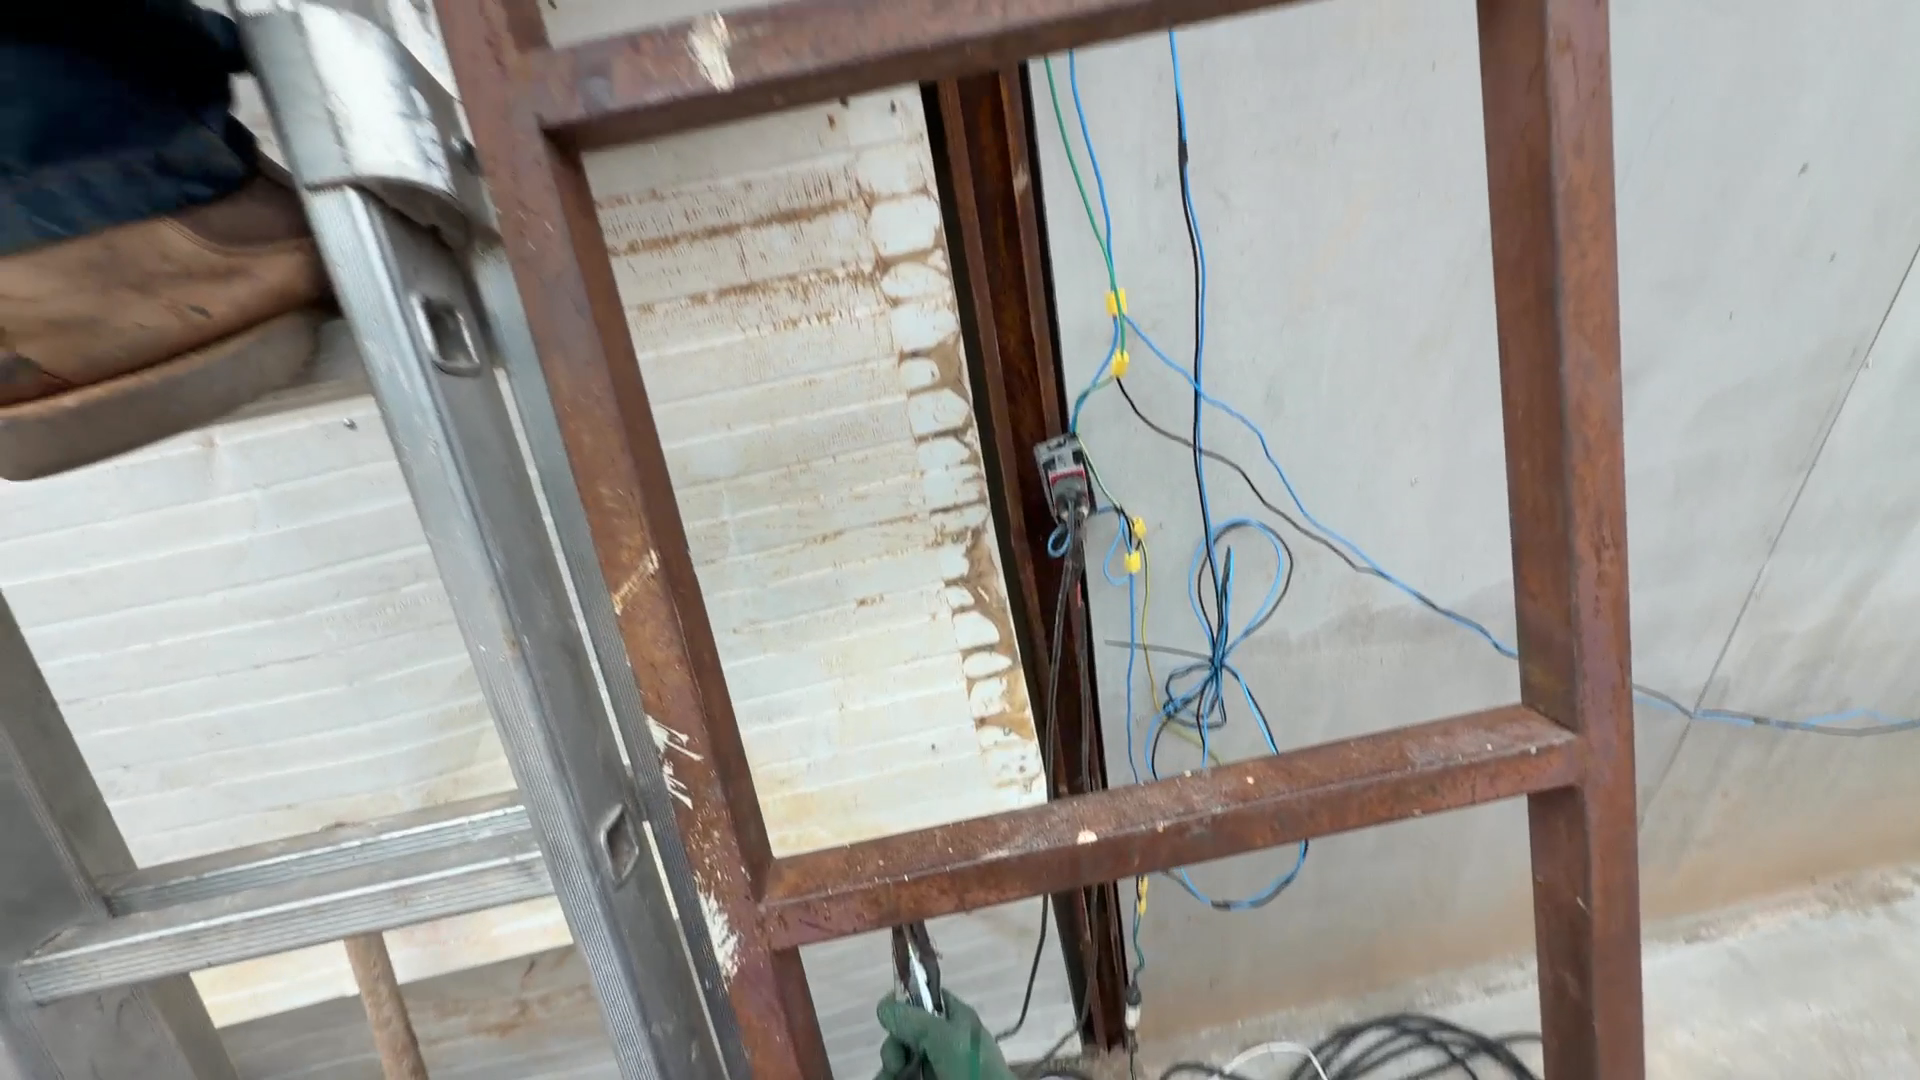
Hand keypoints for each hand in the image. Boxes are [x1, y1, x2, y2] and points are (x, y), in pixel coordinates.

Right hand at [874, 990, 1016, 1079]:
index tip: (889, 1017)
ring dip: (889, 1069)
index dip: (906, 1004)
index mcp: (955, 1019)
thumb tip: (883, 1006)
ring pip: (902, 1061)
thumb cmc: (972, 1070)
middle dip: (893, 1047)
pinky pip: (904, 1078)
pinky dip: (890, 1079)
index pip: (926, 999)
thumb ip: (913, 1020)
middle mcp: (944, 1042)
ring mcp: (936, 1069)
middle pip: (907, 1034)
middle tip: (895, 1063)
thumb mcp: (944, 1037)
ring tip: (890, 1077)